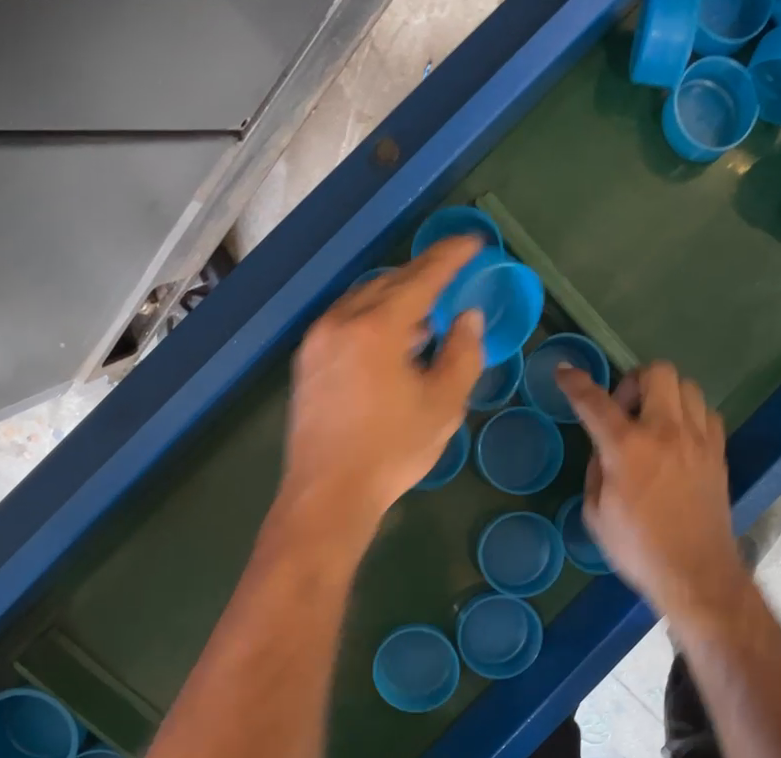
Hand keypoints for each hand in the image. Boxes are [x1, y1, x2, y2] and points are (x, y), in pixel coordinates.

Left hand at [282, 237, 485, 521]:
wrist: (329, 493)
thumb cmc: (392, 451)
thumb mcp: (443, 405)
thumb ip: (462, 354)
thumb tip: (466, 318)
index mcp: (376, 327)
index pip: (421, 277)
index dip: (450, 257)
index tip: (474, 242)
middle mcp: (340, 322)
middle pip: (387, 284)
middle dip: (422, 278)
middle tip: (453, 280)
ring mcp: (317, 342)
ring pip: (362, 302)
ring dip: (396, 301)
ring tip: (426, 319)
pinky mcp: (306, 364)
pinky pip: (345, 324)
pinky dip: (373, 321)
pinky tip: (391, 345)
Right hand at [558, 362, 750, 621]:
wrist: (695, 572)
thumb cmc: (637, 549)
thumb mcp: (596, 514)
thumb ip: (596, 472)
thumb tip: (605, 451)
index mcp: (627, 447)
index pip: (595, 401)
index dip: (576, 383)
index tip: (565, 372)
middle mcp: (666, 432)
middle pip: (656, 373)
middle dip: (633, 381)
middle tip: (623, 410)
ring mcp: (698, 439)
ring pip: (687, 386)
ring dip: (664, 395)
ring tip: (653, 423)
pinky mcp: (719, 453)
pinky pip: (706, 413)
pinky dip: (689, 416)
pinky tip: (678, 440)